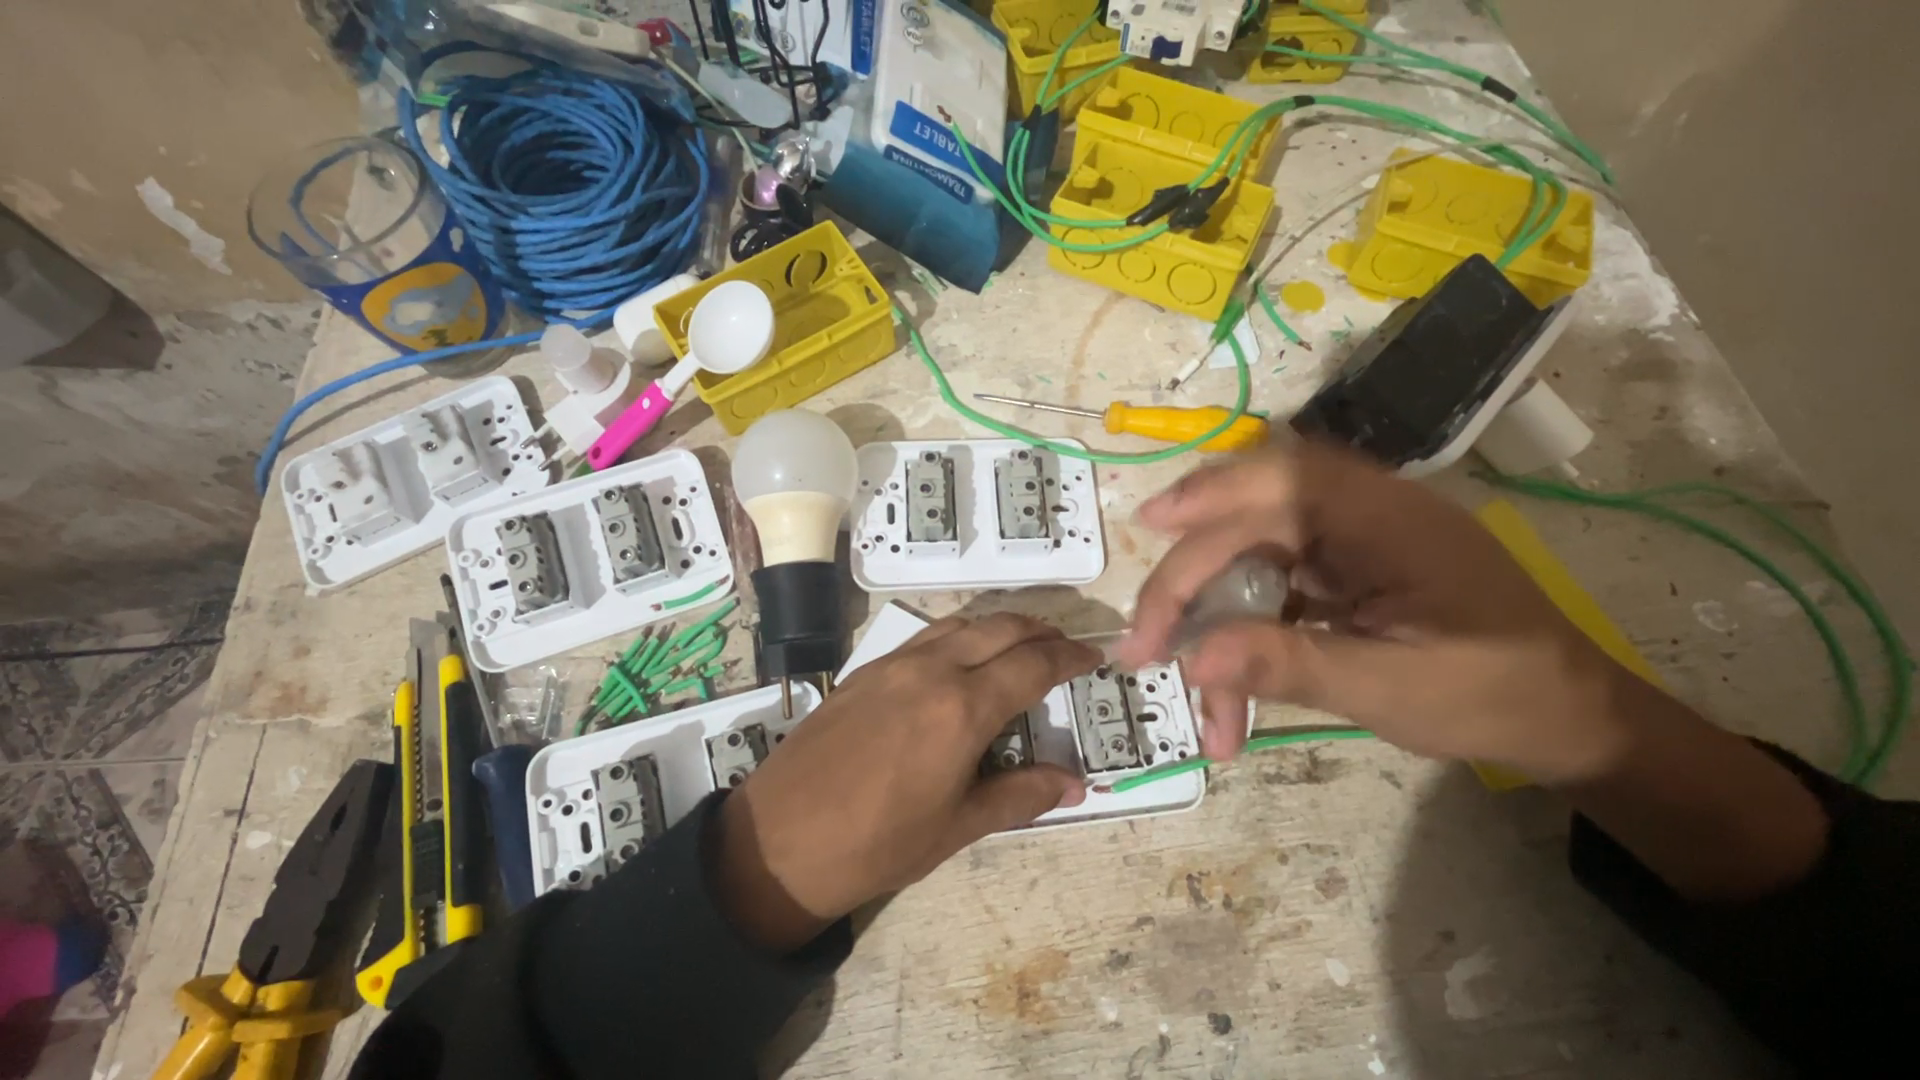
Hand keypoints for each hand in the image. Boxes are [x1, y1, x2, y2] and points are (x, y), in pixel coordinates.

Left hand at [710, 614, 1099, 950]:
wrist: (779, 841)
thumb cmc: (877, 844)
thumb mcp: (958, 827)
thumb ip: (1020, 796)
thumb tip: (1074, 785)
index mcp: (962, 708)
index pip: (1033, 666)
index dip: (1069, 657)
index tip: (1093, 657)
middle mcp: (931, 671)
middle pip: (1000, 629)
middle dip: (1040, 631)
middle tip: (1063, 646)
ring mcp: (893, 665)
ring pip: (959, 624)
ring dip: (998, 627)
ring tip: (1019, 645)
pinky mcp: (864, 671)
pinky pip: (925, 637)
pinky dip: (958, 635)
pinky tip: (961, 661)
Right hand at [1117, 442, 1637, 781]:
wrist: (1567, 721)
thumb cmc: (1493, 695)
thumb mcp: (1390, 688)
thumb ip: (1289, 665)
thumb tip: (1193, 661)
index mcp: (1384, 519)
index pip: (1279, 484)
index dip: (1207, 494)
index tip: (1149, 525)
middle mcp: (1359, 519)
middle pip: (1249, 526)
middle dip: (1189, 586)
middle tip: (1143, 647)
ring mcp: (1349, 551)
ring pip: (1251, 568)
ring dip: (1214, 629)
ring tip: (1199, 704)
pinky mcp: (1341, 582)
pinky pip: (1272, 598)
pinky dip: (1245, 644)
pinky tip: (1233, 699)